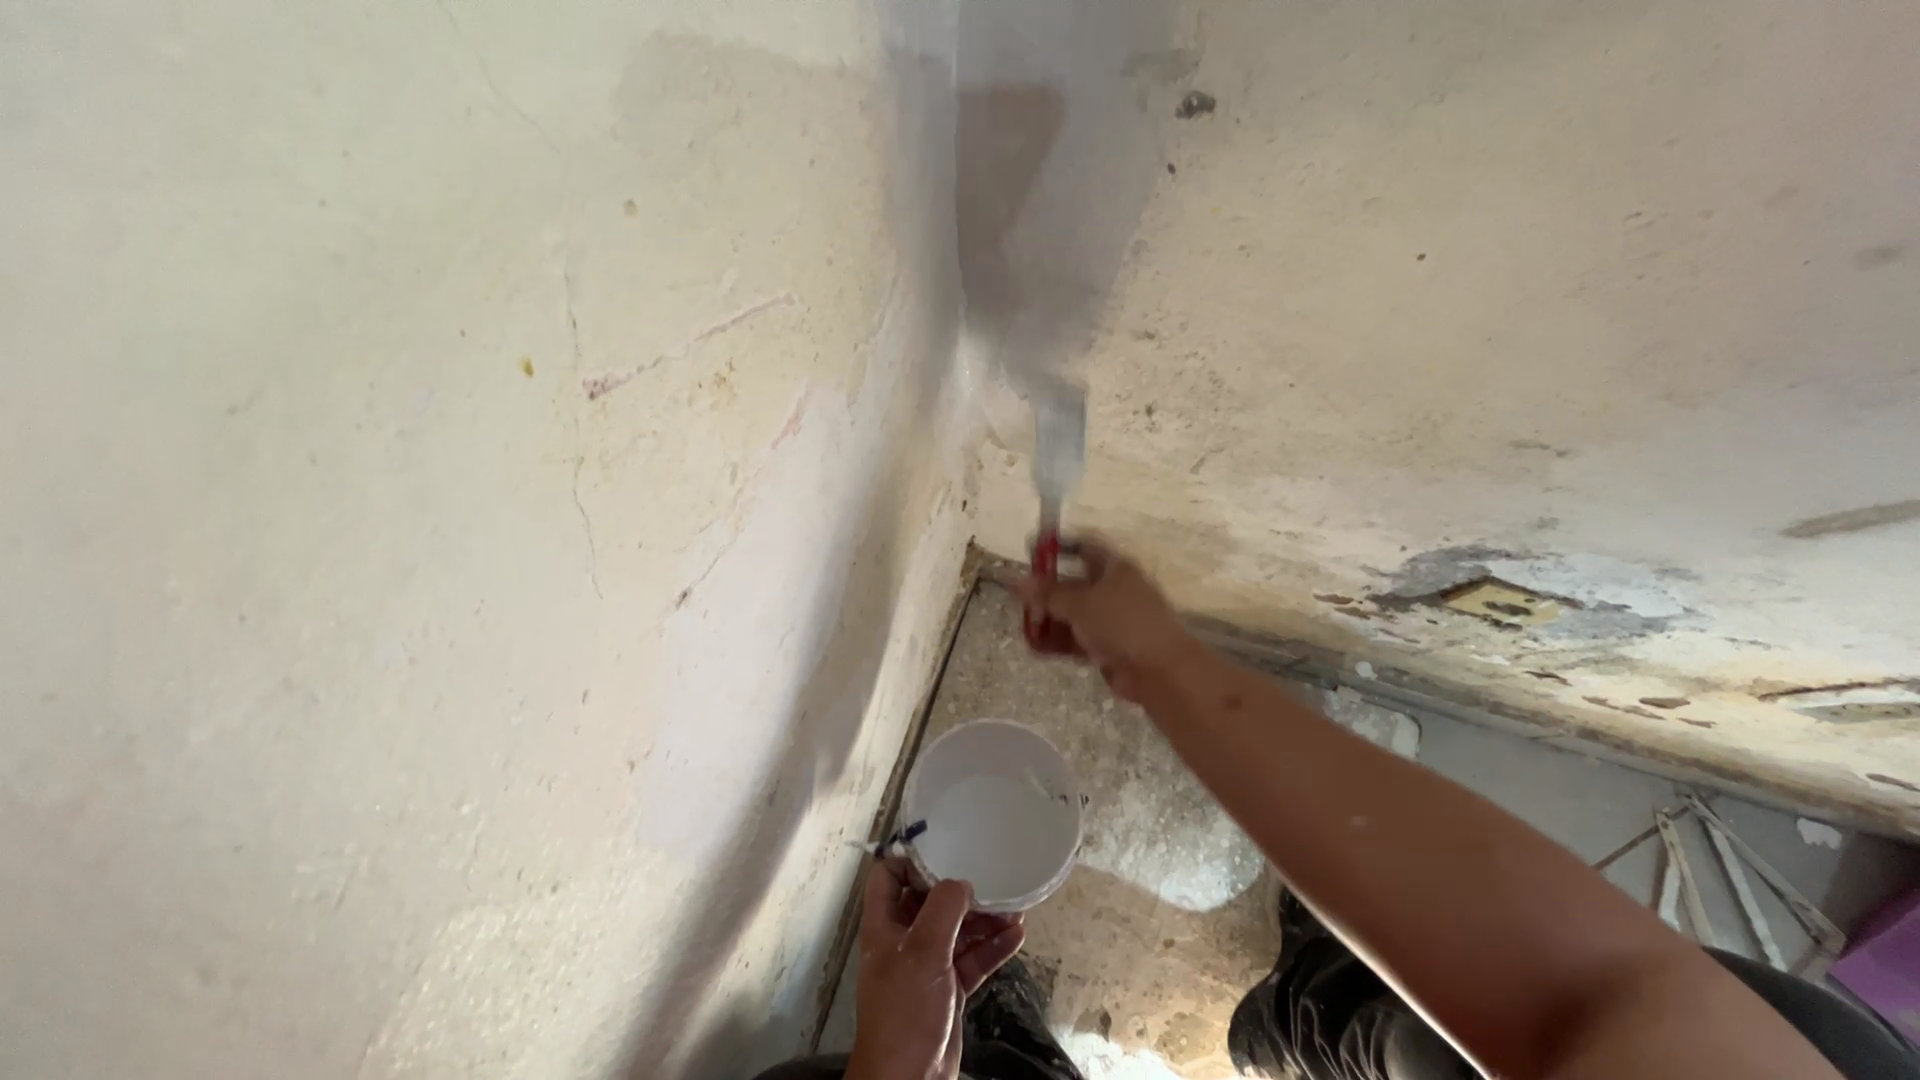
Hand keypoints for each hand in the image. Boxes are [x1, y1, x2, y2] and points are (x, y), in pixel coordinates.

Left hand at [846, 858, 1024, 1079]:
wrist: (909, 1079)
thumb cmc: (906, 1009)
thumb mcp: (922, 951)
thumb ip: (943, 908)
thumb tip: (962, 882)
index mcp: (884, 925)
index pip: (888, 876)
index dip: (911, 860)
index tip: (947, 851)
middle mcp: (904, 940)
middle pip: (931, 901)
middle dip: (962, 891)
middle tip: (994, 878)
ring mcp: (927, 966)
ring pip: (958, 931)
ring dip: (984, 919)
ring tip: (1016, 907)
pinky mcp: (948, 990)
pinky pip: (973, 959)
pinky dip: (993, 948)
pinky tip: (1017, 936)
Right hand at [1017, 538, 1198, 700]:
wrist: (1160, 670)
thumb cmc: (1122, 622)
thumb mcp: (1079, 603)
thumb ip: (1047, 593)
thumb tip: (1016, 579)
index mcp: (1114, 567)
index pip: (1082, 546)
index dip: (1057, 547)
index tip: (1030, 553)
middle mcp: (1114, 589)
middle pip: (1073, 583)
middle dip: (1046, 592)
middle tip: (1021, 601)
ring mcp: (1112, 619)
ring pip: (1073, 614)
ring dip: (1049, 620)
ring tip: (1026, 629)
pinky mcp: (1109, 646)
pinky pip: (1078, 638)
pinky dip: (1059, 641)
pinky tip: (1036, 648)